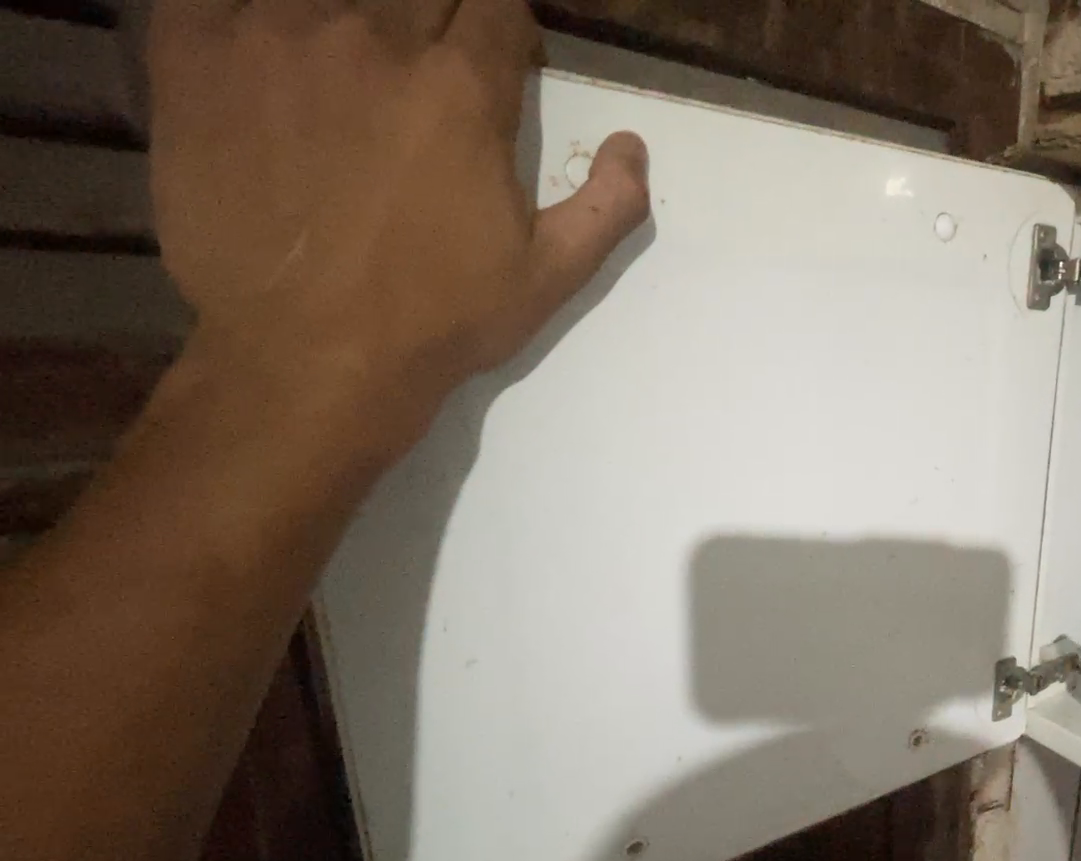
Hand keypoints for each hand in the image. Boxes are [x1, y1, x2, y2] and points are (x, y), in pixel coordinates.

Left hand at [147, 0, 650, 423]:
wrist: (316, 353)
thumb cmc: (447, 315)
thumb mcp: (553, 273)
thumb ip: (610, 204)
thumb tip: (633, 146)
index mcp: (462, 91)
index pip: (496, 6)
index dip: (506, 29)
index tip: (503, 62)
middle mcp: (370, 40)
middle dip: (439, 20)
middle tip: (434, 76)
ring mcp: (272, 36)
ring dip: (362, 19)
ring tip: (365, 77)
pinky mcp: (194, 54)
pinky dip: (263, 15)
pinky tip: (283, 60)